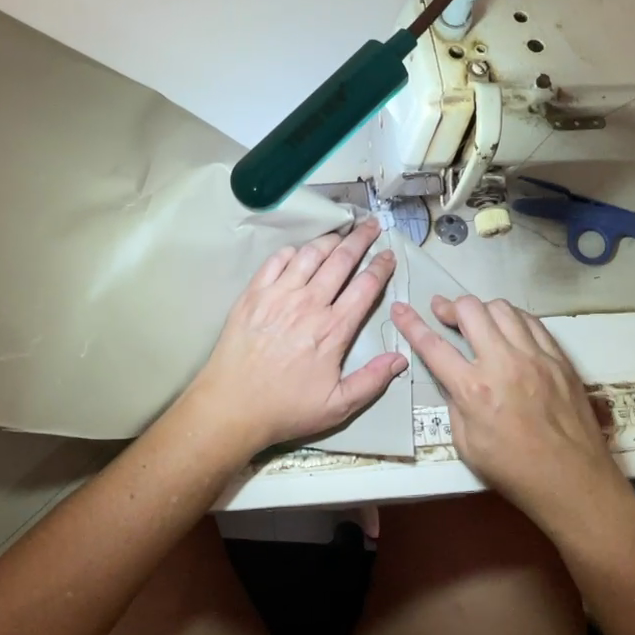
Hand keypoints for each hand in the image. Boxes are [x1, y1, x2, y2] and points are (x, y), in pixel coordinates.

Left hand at [178, 219, 406, 455]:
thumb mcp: (338, 406)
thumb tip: (401, 358)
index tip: (388, 254)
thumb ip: (372, 381)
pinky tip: (300, 252)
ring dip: (328, 240)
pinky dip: (293, 251)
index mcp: (334, 329)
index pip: (365, 287)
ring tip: (340, 233)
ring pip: (310, 255)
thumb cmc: (286, 408)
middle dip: (360, 239)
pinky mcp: (254, 294)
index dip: (381, 267)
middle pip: (341, 260)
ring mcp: (279, 295)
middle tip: (371, 225)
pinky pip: (276, 261)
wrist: (232, 404)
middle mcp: (309, 304)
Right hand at [392, 295, 634, 544]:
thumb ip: (455, 404)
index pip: (433, 345)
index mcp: (474, 389)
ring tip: (477, 321)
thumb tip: (453, 379)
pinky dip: (513, 319)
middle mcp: (503, 363)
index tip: (400, 308)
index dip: (411, 323)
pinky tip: (509, 330)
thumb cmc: (514, 471)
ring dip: (482, 310)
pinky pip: (532, 322)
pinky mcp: (559, 358)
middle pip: (469, 310)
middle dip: (449, 307)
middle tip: (443, 313)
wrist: (574, 482)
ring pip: (502, 308)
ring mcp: (535, 356)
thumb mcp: (467, 445)